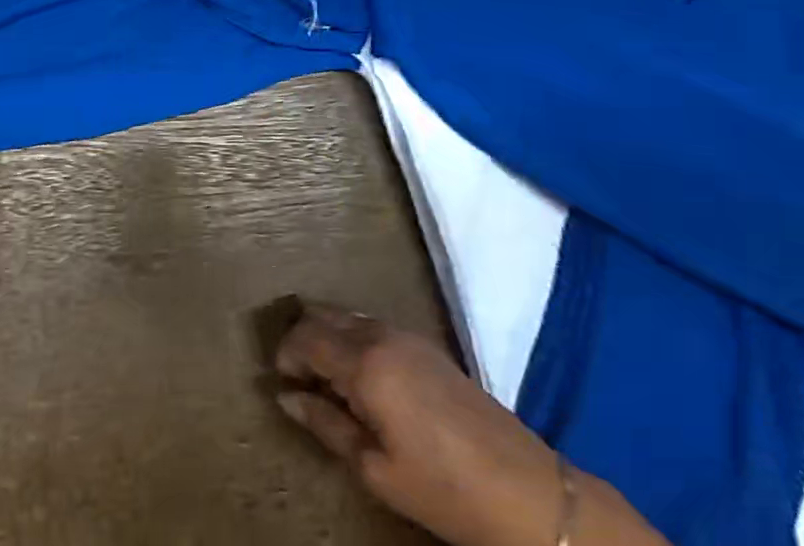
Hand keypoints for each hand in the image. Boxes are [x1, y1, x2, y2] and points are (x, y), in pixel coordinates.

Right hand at [272, 302, 666, 545]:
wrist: (522, 487)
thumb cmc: (440, 485)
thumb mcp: (373, 466)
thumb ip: (325, 423)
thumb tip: (286, 397)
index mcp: (366, 363)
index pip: (307, 336)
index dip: (285, 353)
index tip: (281, 381)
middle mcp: (384, 335)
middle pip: (326, 315)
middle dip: (303, 338)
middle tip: (297, 377)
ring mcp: (409, 335)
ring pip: (351, 316)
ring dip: (329, 336)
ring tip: (324, 378)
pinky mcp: (428, 344)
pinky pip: (374, 326)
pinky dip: (354, 338)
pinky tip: (359, 375)